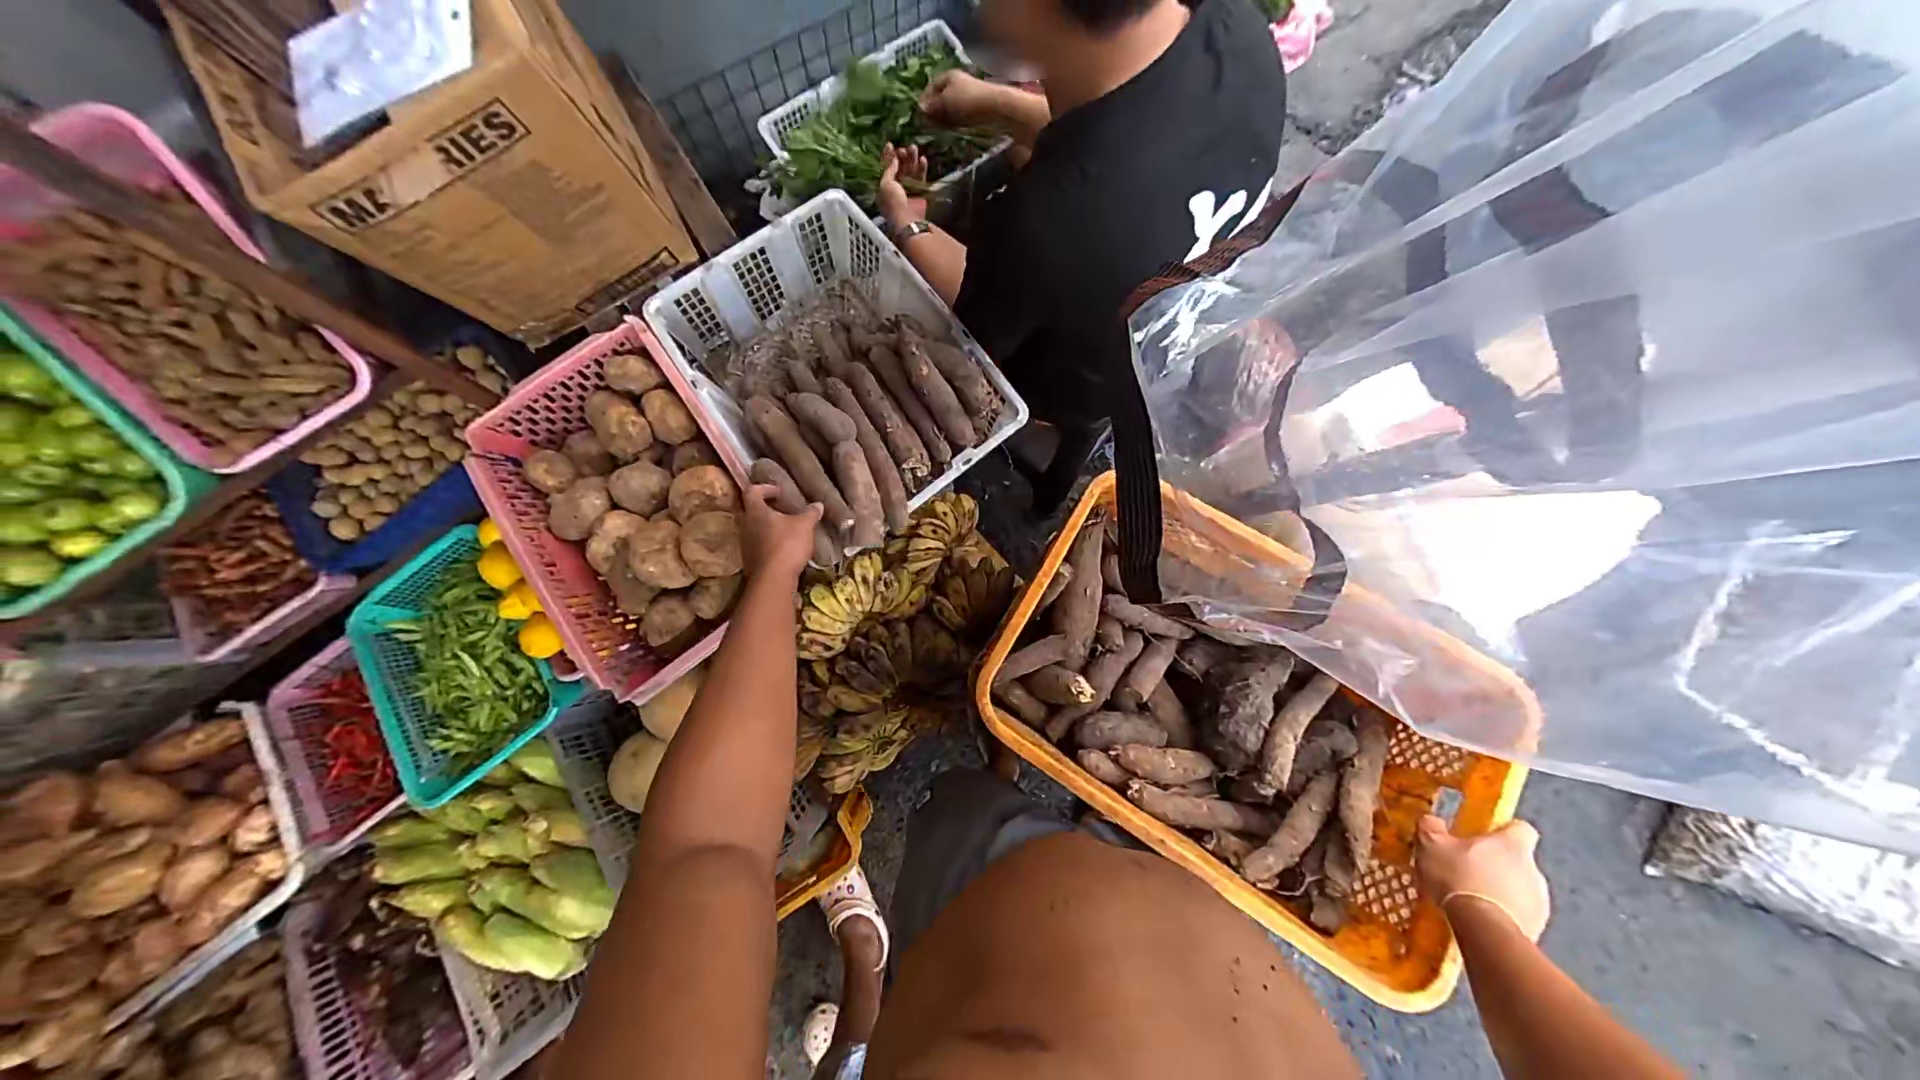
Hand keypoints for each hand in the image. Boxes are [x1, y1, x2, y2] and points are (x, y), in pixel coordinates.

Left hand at [741, 483, 820, 581]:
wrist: (774, 579)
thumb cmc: (787, 544)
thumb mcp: (804, 526)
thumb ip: (810, 513)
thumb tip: (818, 504)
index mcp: (755, 511)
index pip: (752, 491)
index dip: (765, 488)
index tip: (780, 492)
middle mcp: (745, 525)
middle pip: (751, 510)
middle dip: (767, 508)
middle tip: (783, 509)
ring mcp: (746, 544)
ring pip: (754, 529)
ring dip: (768, 527)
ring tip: (787, 529)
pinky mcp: (751, 560)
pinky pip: (759, 545)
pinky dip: (770, 542)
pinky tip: (785, 547)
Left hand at [877, 142, 928, 225]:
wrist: (908, 219)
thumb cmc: (893, 202)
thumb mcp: (886, 184)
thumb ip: (889, 170)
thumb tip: (894, 159)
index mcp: (885, 186)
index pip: (886, 168)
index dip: (887, 156)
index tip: (890, 144)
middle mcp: (896, 187)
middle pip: (899, 167)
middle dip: (901, 157)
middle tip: (903, 149)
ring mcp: (909, 189)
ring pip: (911, 170)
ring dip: (912, 159)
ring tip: (913, 148)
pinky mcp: (920, 192)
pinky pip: (921, 177)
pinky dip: (922, 168)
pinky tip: (922, 159)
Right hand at [919, 69, 998, 127]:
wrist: (995, 107)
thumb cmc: (967, 101)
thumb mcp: (944, 102)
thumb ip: (931, 106)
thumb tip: (920, 109)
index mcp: (947, 76)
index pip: (930, 88)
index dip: (924, 101)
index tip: (920, 115)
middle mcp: (956, 83)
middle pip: (940, 97)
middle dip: (934, 110)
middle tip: (928, 125)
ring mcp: (967, 94)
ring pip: (950, 107)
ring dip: (944, 117)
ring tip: (940, 129)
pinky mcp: (975, 107)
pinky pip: (960, 114)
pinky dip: (954, 121)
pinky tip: (953, 129)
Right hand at [1416, 816, 1550, 941]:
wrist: (1483, 929)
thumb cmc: (1458, 877)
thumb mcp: (1431, 845)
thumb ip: (1432, 828)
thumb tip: (1433, 821)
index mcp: (1512, 846)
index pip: (1521, 828)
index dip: (1504, 830)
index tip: (1484, 836)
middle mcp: (1534, 870)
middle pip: (1518, 860)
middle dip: (1496, 864)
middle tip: (1467, 870)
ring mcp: (1540, 901)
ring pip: (1520, 888)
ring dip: (1501, 890)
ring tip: (1472, 898)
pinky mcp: (1538, 927)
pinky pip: (1520, 914)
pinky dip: (1504, 914)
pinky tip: (1481, 919)